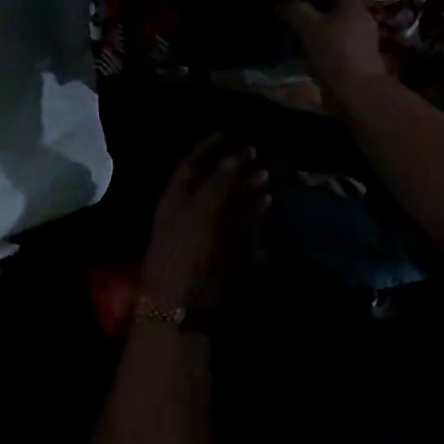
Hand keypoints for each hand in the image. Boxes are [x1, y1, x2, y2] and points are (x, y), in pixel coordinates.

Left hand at [142, 136, 269, 309]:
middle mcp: (190, 213)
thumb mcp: (201, 211)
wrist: (183, 309)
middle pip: (213, 183)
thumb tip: (238, 153)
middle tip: (258, 154)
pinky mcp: (222, 253)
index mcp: (176, 199)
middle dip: (235, 167)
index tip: (232, 133)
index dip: (210, 147)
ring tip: (267, 177)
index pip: (192, 164)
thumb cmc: (187, 254)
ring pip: (228, 204)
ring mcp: (207, 234)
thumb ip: (219, 181)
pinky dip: (253, 213)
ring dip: (247, 189)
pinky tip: (266, 204)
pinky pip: (239, 226)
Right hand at [277, 0, 386, 95]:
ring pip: (337, 28)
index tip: (294, 0)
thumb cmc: (334, 53)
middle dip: (315, 13)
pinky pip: (339, 46)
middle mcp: (362, 17)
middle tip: (295, 20)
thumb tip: (284, 5)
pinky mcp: (361, 58)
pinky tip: (312, 56)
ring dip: (320, 32)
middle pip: (335, 8)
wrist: (357, 91)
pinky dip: (326, 47)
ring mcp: (364, 39)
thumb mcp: (309, 27)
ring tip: (299, 40)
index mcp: (352, 3)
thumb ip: (295, 11)